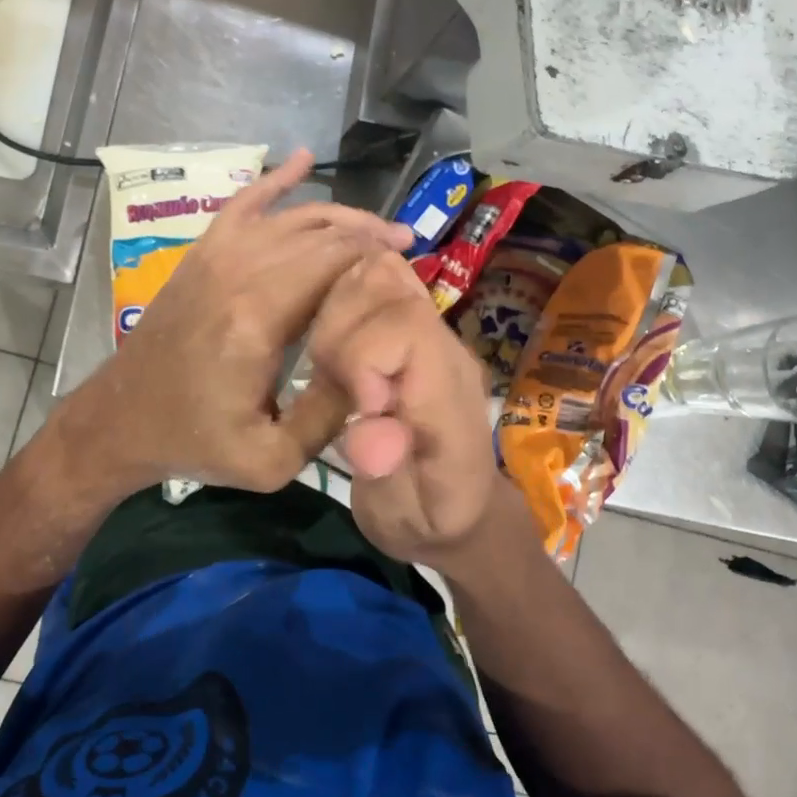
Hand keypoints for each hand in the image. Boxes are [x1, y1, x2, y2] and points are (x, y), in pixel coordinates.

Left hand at [52, 149, 410, 495]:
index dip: (378, 258)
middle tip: (407, 249)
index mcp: (258, 317)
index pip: (337, 261)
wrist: (123, 420)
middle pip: (320, 234)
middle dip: (369, 235)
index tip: (410, 272)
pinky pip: (244, 204)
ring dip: (339, 216)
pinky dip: (277, 181)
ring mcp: (215, 255)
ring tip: (380, 229)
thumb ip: (328, 415)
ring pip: (291, 216)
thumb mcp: (271, 458)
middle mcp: (238, 271)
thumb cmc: (197, 440)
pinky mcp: (201, 255)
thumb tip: (375, 369)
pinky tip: (303, 159)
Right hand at [303, 249, 521, 572]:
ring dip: (338, 310)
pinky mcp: (415, 331)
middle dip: (339, 328)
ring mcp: (433, 336)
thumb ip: (388, 474)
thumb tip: (367, 427)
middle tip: (333, 384)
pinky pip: (380, 283)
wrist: (462, 514)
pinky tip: (339, 342)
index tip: (354, 403)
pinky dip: (347, 298)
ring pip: (381, 274)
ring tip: (334, 368)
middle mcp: (445, 353)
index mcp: (447, 398)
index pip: (406, 329)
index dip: (361, 352)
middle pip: (386, 288)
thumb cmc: (428, 522)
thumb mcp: (403, 520)